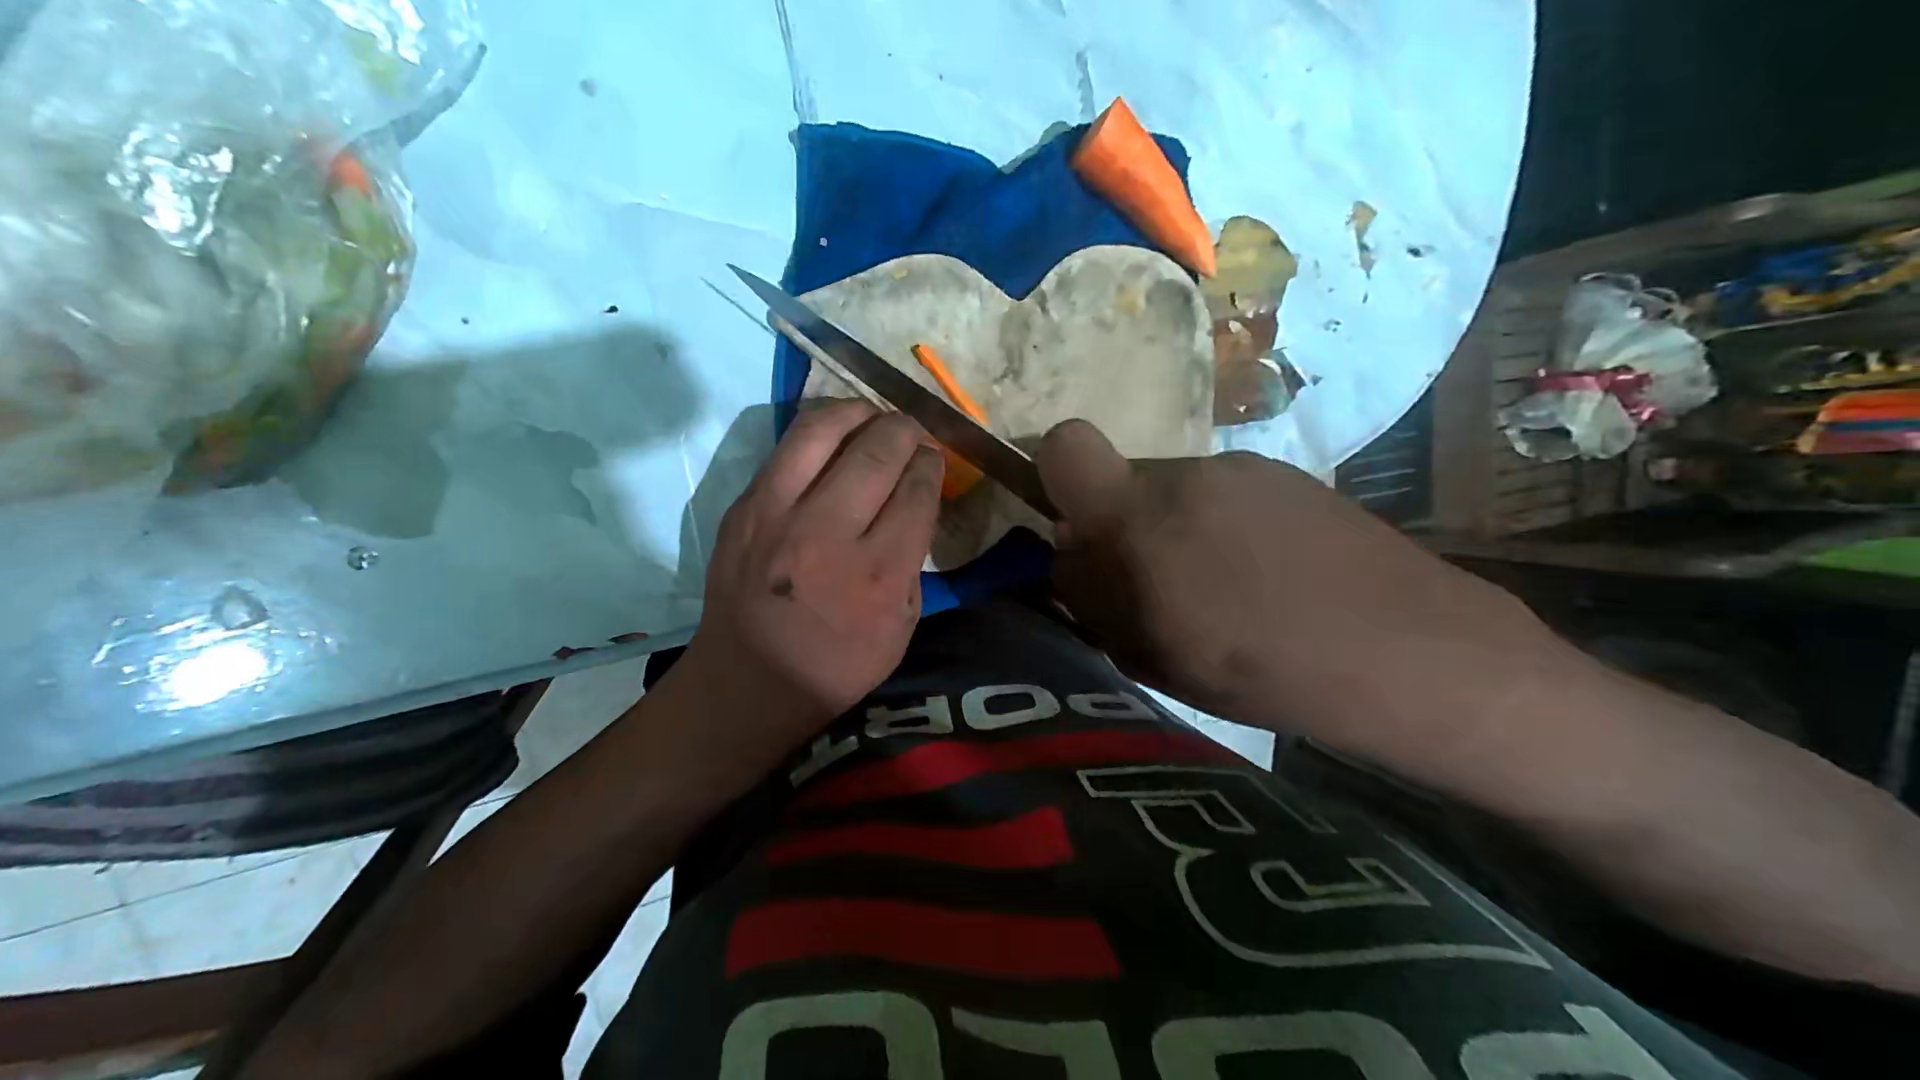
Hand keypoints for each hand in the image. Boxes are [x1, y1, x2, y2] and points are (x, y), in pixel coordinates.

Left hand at [676, 401, 943, 750]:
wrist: (750, 680)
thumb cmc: (838, 663)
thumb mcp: (902, 626)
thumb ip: (912, 559)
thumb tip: (914, 501)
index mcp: (877, 573)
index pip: (917, 490)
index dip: (932, 465)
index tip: (934, 458)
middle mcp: (827, 534)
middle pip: (878, 451)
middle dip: (905, 431)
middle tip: (912, 432)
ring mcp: (777, 515)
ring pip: (823, 431)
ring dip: (858, 413)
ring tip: (872, 417)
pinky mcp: (744, 509)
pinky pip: (785, 450)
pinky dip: (818, 435)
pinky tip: (833, 437)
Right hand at [1036, 420, 1562, 764]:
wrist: (1415, 656)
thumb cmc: (1264, 671)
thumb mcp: (1154, 655)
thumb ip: (1094, 595)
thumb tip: (1069, 553)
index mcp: (1142, 517)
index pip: (1063, 445)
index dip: (1054, 478)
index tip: (1077, 533)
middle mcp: (1188, 474)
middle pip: (1122, 480)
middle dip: (1121, 528)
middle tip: (1155, 592)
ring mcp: (1246, 470)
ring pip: (1175, 491)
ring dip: (1174, 532)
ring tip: (1220, 596)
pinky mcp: (1291, 479)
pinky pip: (1224, 495)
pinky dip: (1222, 531)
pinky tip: (1266, 582)